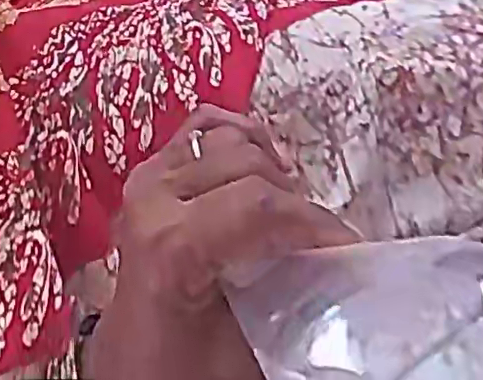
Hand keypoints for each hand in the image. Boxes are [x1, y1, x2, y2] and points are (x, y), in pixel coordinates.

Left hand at [86, 105, 359, 379]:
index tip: (349, 246)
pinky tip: (262, 158)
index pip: (258, 204)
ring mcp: (151, 176)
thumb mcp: (244, 348)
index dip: (312, 220)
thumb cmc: (185, 367)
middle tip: (320, 239)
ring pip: (229, 138)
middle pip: (248, 165)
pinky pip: (201, 126)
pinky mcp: (153, 170)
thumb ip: (289, 299)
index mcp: (171, 244)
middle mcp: (154, 196)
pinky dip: (237, 132)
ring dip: (269, 168)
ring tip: (290, 210)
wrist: (133, 363)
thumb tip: (346, 267)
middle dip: (294, 200)